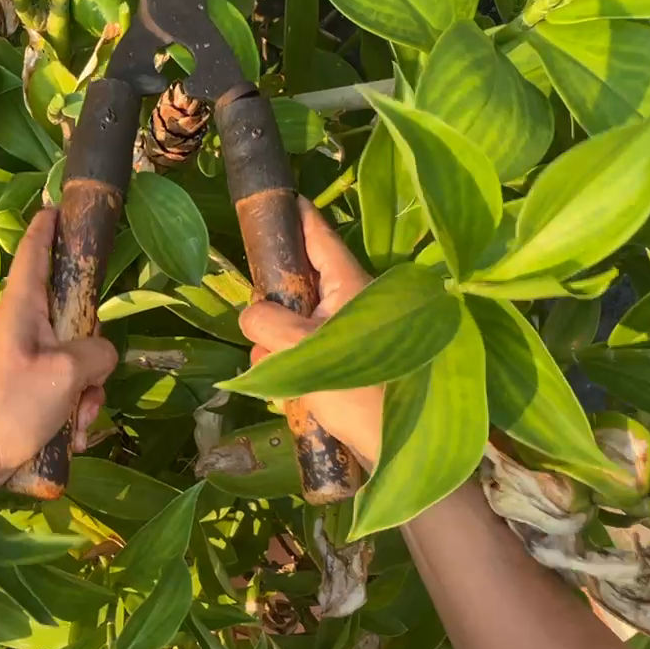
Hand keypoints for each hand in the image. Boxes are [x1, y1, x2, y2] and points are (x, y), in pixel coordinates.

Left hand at [0, 208, 117, 499]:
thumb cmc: (9, 407)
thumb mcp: (66, 374)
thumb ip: (96, 353)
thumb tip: (101, 356)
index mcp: (20, 309)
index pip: (33, 254)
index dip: (47, 229)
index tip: (56, 207)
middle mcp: (18, 329)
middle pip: (71, 319)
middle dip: (92, 354)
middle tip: (91, 385)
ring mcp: (19, 362)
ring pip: (72, 362)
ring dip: (85, 393)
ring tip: (76, 422)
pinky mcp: (20, 392)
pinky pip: (60, 390)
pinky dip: (70, 412)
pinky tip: (68, 437)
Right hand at [237, 198, 384, 469]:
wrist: (398, 449)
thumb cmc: (360, 390)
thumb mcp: (302, 351)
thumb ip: (266, 323)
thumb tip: (251, 315)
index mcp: (350, 284)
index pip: (317, 234)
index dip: (294, 215)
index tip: (275, 199)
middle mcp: (352, 301)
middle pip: (296, 283)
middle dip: (272, 307)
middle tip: (260, 330)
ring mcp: (349, 332)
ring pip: (294, 322)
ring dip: (277, 346)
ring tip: (280, 374)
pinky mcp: (346, 361)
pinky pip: (305, 351)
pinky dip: (291, 366)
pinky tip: (290, 391)